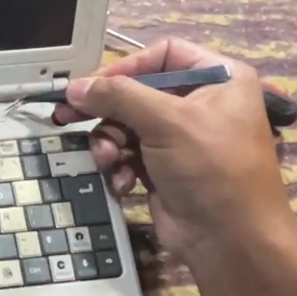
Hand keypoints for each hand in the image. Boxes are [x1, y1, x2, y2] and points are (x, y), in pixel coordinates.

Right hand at [54, 37, 296, 263]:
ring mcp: (180, 137)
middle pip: (136, 92)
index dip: (126, 67)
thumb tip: (74, 87)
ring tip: (109, 161)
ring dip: (110, 143)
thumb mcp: (167, 123)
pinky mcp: (163, 166)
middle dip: (107, 112)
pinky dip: (119, 165)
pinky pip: (127, 153)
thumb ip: (118, 97)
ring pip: (125, 125)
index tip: (94, 85)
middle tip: (65, 116)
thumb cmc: (212, 170)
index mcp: (218, 78)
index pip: (162, 55)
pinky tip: (123, 181)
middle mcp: (200, 102)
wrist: (230, 240)